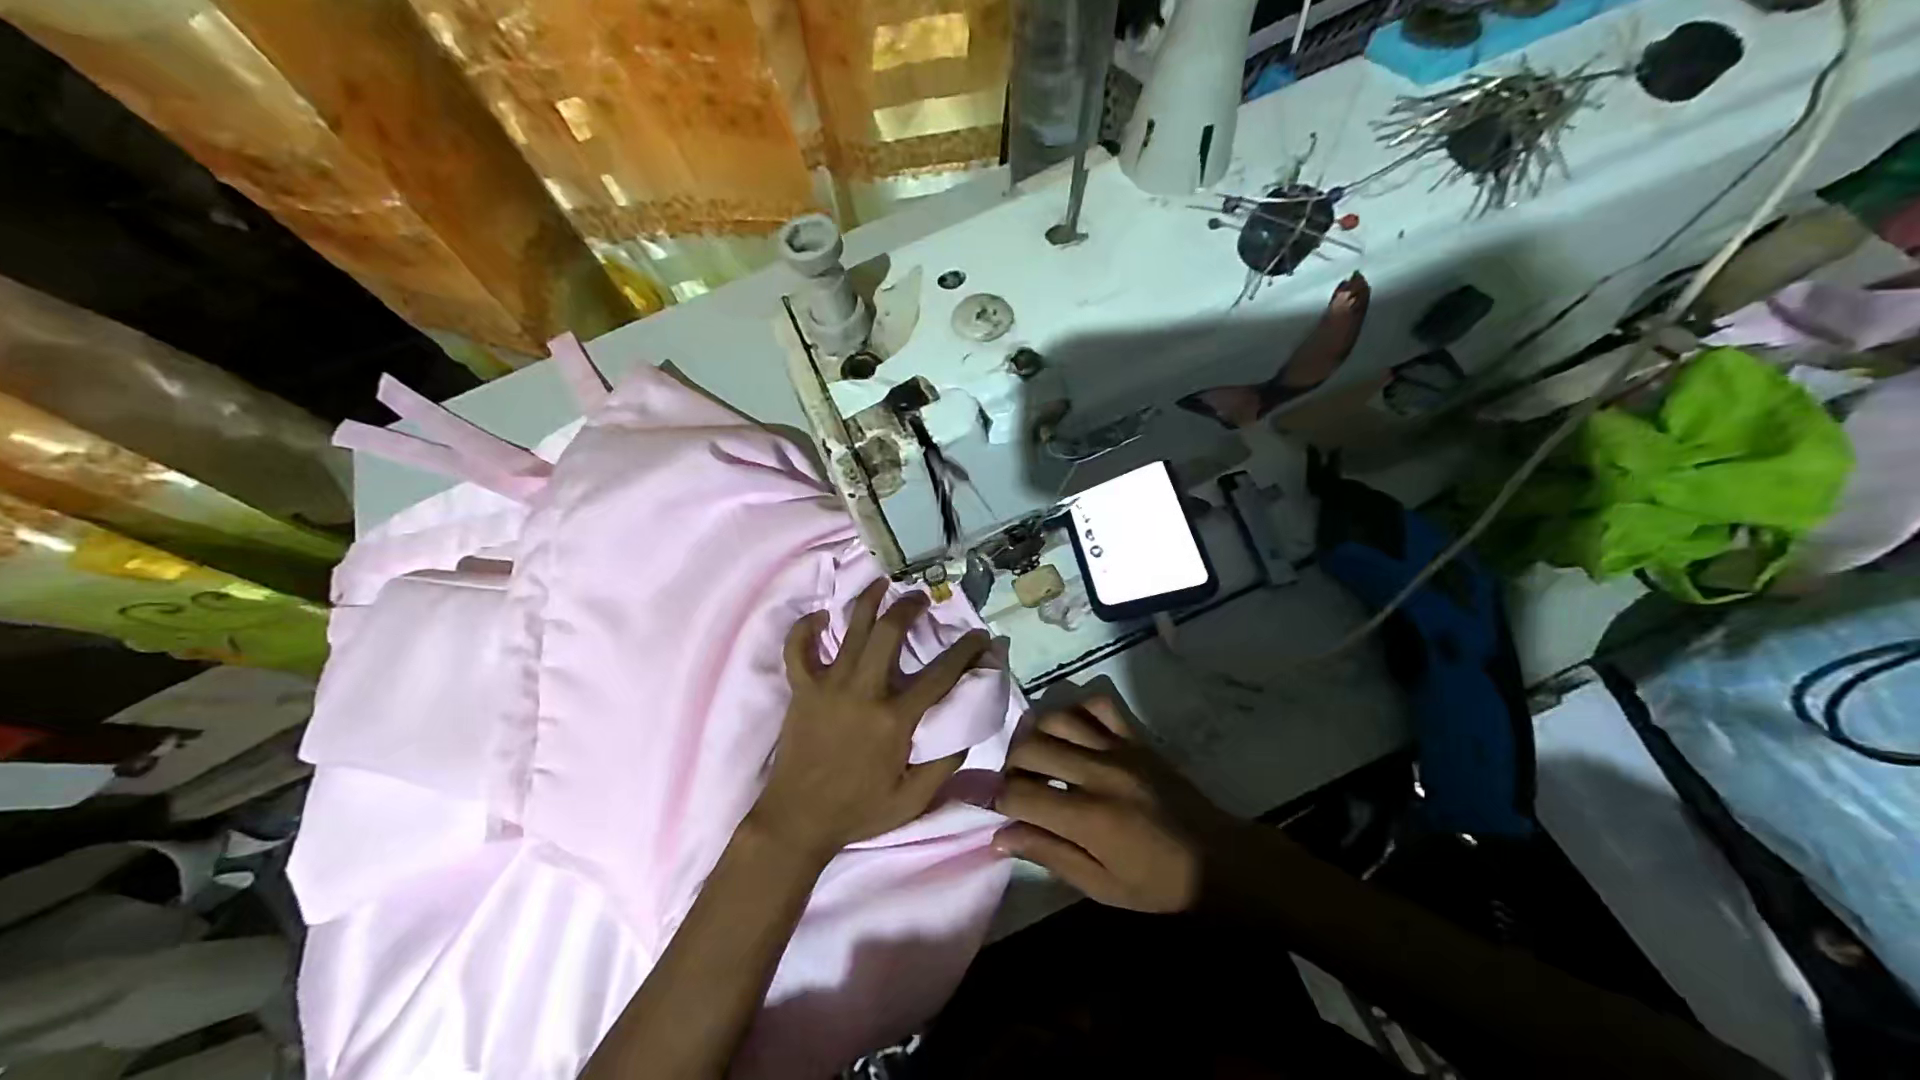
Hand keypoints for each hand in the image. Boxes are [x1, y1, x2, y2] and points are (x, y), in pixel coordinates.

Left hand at [751, 580, 992, 858]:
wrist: (798, 820)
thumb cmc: (860, 810)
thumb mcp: (914, 797)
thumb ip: (945, 761)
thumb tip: (967, 726)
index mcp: (894, 718)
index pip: (941, 674)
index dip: (967, 651)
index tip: (981, 636)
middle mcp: (863, 690)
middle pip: (889, 632)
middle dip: (910, 607)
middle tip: (922, 597)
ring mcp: (828, 686)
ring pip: (849, 629)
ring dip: (868, 601)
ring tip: (882, 584)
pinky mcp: (802, 689)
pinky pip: (798, 649)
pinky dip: (805, 629)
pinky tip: (819, 617)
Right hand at [992, 695, 1243, 912]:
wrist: (1219, 860)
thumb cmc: (1157, 884)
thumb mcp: (1100, 886)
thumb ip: (1048, 854)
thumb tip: (999, 836)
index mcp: (1089, 818)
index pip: (1020, 793)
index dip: (995, 798)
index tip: (992, 804)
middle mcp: (1099, 774)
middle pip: (1030, 746)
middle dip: (1011, 765)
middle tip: (1017, 784)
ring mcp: (1120, 749)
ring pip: (1057, 718)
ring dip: (1036, 734)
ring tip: (1039, 757)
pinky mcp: (1137, 737)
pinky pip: (1098, 704)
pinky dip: (1077, 711)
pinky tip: (1073, 734)